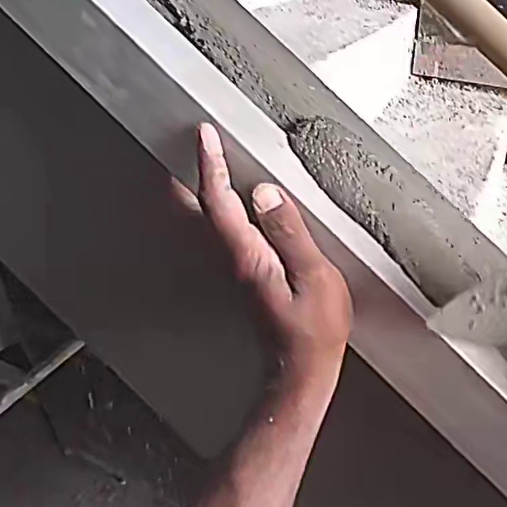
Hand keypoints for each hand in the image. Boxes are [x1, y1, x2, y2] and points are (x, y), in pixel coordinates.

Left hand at [181, 124, 350, 388]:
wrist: (300, 370)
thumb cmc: (313, 331)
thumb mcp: (315, 278)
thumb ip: (290, 233)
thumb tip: (267, 194)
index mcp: (247, 256)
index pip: (218, 201)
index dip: (210, 165)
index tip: (206, 135)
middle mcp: (232, 261)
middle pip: (198, 210)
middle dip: (191, 175)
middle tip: (194, 145)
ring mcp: (235, 270)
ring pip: (205, 222)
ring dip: (202, 190)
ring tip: (207, 164)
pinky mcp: (244, 277)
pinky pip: (220, 234)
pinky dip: (216, 210)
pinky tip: (231, 205)